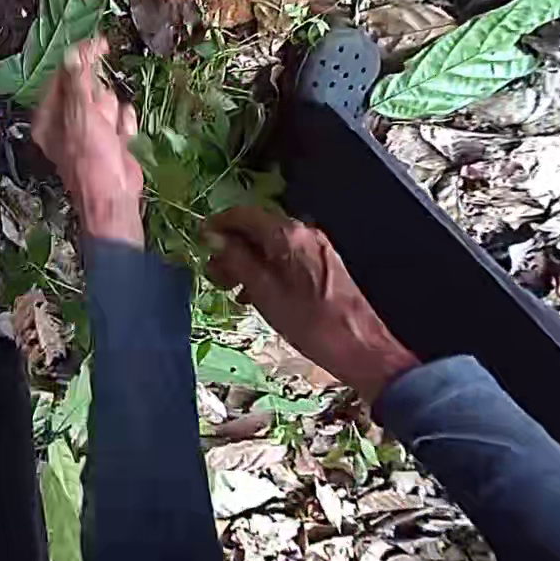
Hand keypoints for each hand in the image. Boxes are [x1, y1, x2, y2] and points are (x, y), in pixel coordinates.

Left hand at [32, 38, 144, 246]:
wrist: (115, 196)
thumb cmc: (91, 160)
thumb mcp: (81, 117)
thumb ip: (78, 82)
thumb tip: (73, 52)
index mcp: (49, 116)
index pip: (63, 76)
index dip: (81, 58)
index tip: (100, 43)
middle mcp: (66, 121)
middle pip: (88, 87)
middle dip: (100, 100)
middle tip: (101, 117)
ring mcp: (89, 129)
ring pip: (108, 101)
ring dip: (114, 115)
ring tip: (111, 135)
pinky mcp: (110, 137)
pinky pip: (121, 117)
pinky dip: (125, 127)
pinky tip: (122, 141)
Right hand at [205, 207, 418, 401]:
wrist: (359, 346)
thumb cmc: (308, 321)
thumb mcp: (263, 292)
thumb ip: (237, 260)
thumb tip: (215, 239)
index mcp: (287, 234)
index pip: (244, 215)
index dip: (218, 224)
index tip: (200, 238)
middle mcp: (303, 232)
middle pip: (257, 229)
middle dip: (231, 248)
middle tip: (213, 274)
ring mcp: (315, 246)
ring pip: (270, 244)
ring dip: (246, 261)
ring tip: (231, 288)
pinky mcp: (321, 262)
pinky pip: (285, 256)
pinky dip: (266, 268)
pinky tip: (254, 293)